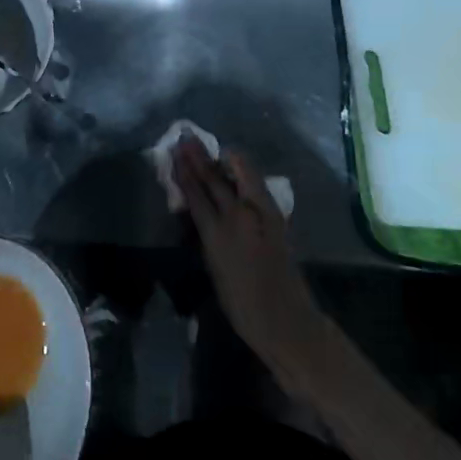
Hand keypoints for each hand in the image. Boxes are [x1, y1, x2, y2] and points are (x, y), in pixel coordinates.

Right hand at [174, 136, 322, 375]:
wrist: (286, 321)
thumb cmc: (242, 303)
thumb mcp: (214, 266)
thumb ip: (205, 232)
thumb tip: (197, 207)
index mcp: (217, 233)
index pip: (194, 190)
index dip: (183, 169)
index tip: (174, 150)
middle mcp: (238, 215)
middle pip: (214, 176)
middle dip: (200, 156)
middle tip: (187, 138)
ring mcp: (260, 213)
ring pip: (239, 173)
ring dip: (223, 159)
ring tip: (210, 149)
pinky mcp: (276, 216)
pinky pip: (254, 184)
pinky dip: (241, 172)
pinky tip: (234, 170)